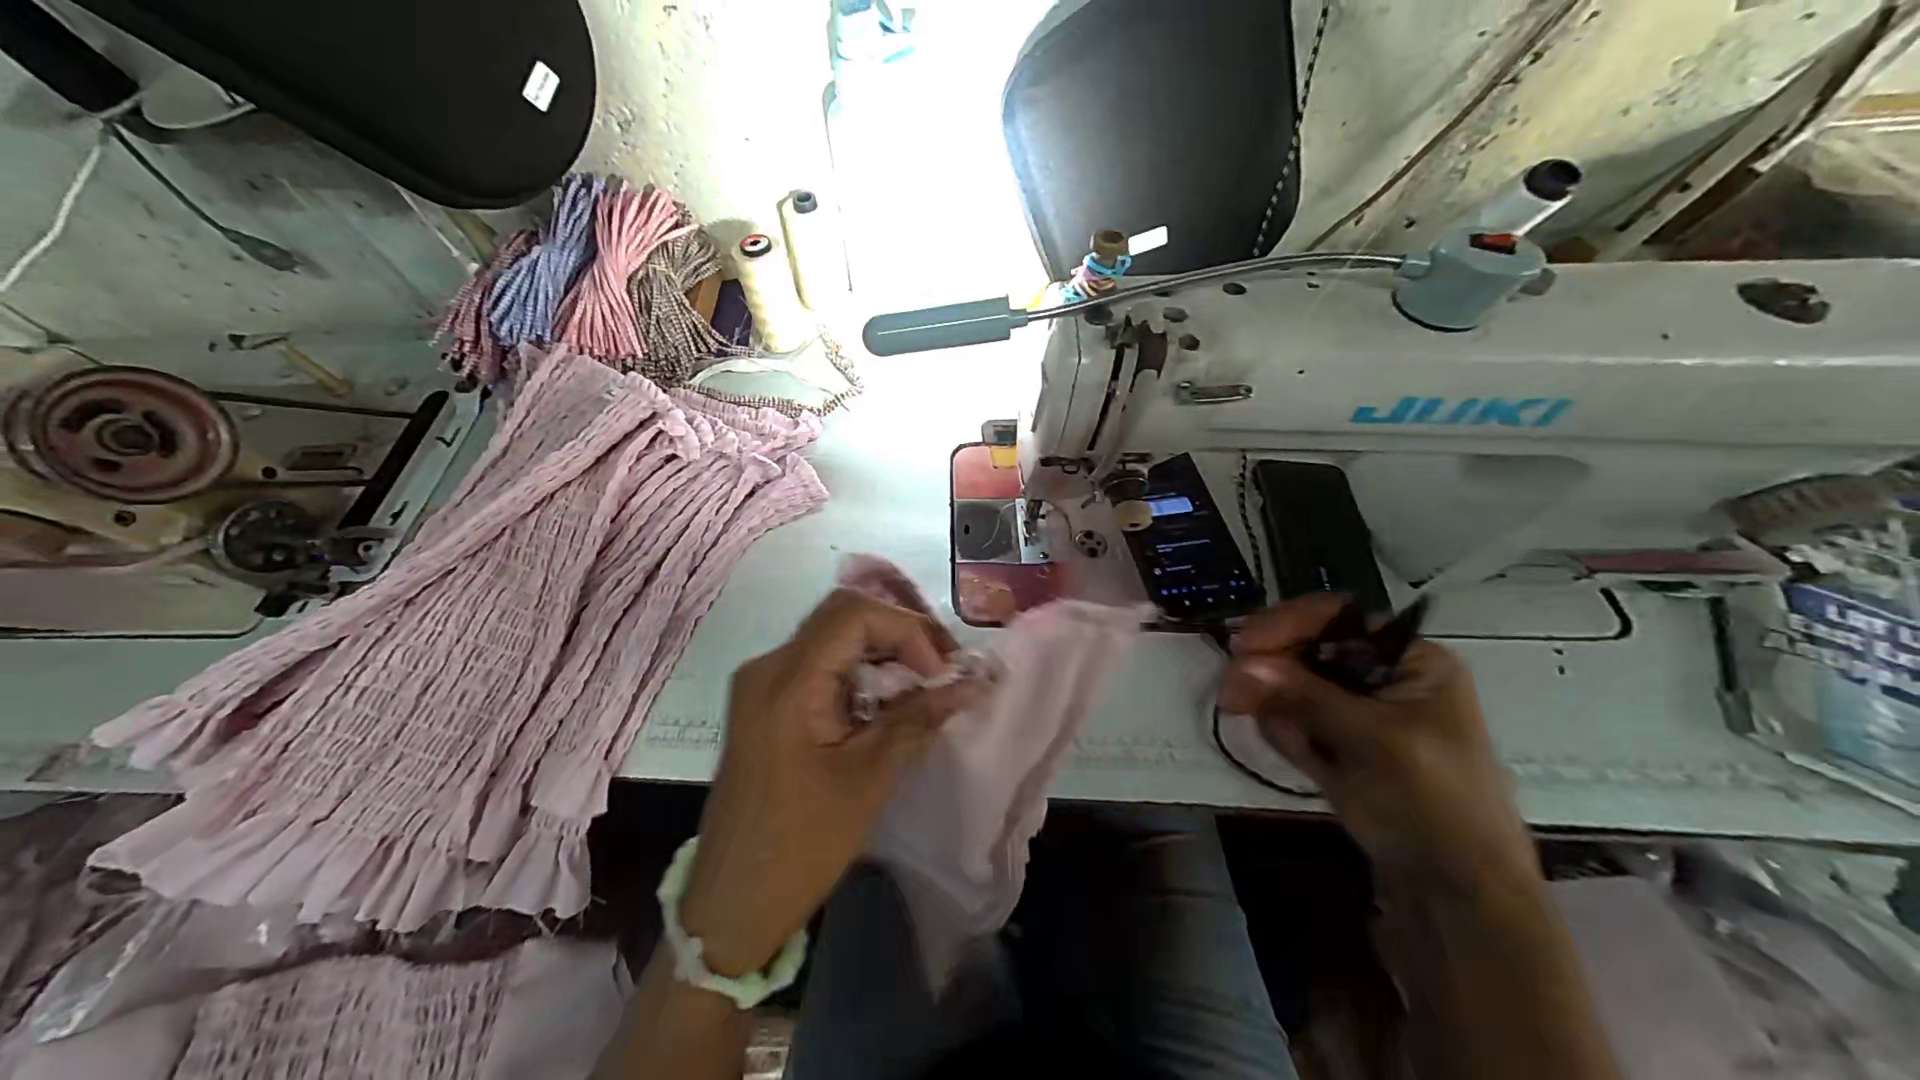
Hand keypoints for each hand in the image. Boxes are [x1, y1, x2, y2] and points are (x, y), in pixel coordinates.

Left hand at [679, 589, 985, 975]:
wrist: (732, 902)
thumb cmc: (801, 846)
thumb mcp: (868, 779)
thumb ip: (918, 719)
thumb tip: (972, 683)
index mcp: (786, 682)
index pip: (855, 614)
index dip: (908, 631)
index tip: (940, 675)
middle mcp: (768, 668)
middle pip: (843, 617)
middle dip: (900, 634)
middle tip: (942, 670)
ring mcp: (762, 685)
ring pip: (833, 638)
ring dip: (883, 653)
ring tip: (926, 686)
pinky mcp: (766, 704)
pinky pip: (820, 666)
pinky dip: (861, 673)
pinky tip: (889, 703)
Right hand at [1219, 594, 1538, 889]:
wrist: (1459, 892)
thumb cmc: (1436, 802)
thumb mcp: (1374, 740)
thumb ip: (1306, 697)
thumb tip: (1241, 664)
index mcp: (1411, 662)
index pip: (1340, 620)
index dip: (1290, 624)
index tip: (1244, 643)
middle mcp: (1382, 680)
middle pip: (1309, 652)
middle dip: (1271, 668)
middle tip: (1232, 689)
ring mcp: (1357, 716)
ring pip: (1294, 688)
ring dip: (1273, 703)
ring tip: (1265, 726)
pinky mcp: (1337, 748)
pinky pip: (1294, 723)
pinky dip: (1283, 731)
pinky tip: (1294, 752)